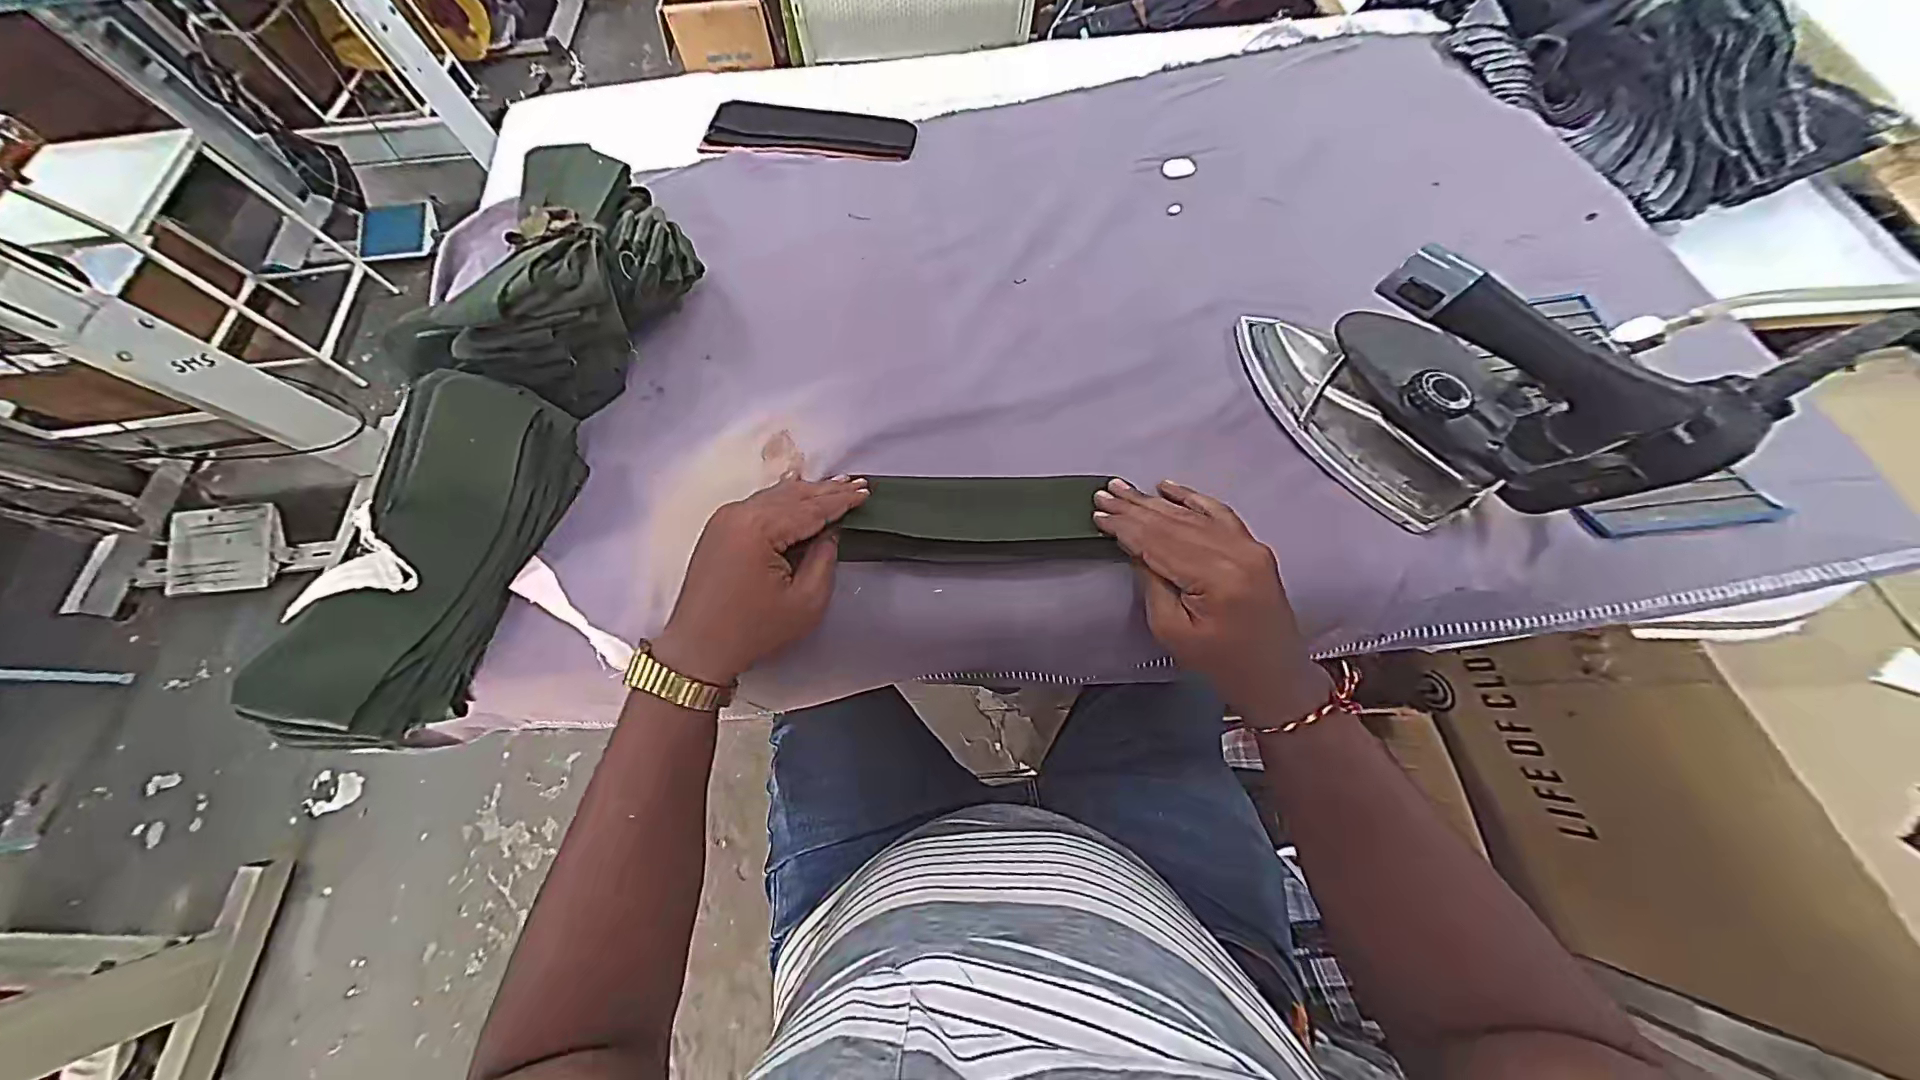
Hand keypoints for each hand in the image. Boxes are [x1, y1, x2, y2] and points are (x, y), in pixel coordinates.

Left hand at [651, 474, 867, 686]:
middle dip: (828, 491)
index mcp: (760, 528)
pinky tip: (798, 489)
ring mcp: (726, 518)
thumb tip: (830, 532)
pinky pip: (760, 504)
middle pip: (793, 496)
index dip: (842, 501)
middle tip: (859, 484)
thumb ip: (824, 559)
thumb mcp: (806, 602)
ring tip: (837, 486)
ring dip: (808, 492)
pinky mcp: (720, 528)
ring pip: (776, 496)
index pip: (811, 509)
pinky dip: (784, 499)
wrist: (699, 648)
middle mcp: (740, 513)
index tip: (867, 492)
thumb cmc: (755, 630)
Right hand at [1093, 478, 1327, 714]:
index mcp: (1217, 577)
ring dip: (1154, 502)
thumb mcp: (1172, 631)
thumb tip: (1137, 549)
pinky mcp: (1254, 548)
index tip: (1098, 515)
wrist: (1275, 677)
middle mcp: (1237, 553)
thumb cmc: (1221, 664)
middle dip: (1134, 509)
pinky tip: (1168, 488)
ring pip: (1192, 515)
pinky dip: (1191, 499)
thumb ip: (1153, 583)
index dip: (1126, 527)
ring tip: (1123, 489)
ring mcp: (1249, 547)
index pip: (1159, 542)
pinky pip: (1219, 513)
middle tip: (1103, 494)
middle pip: (1174, 523)